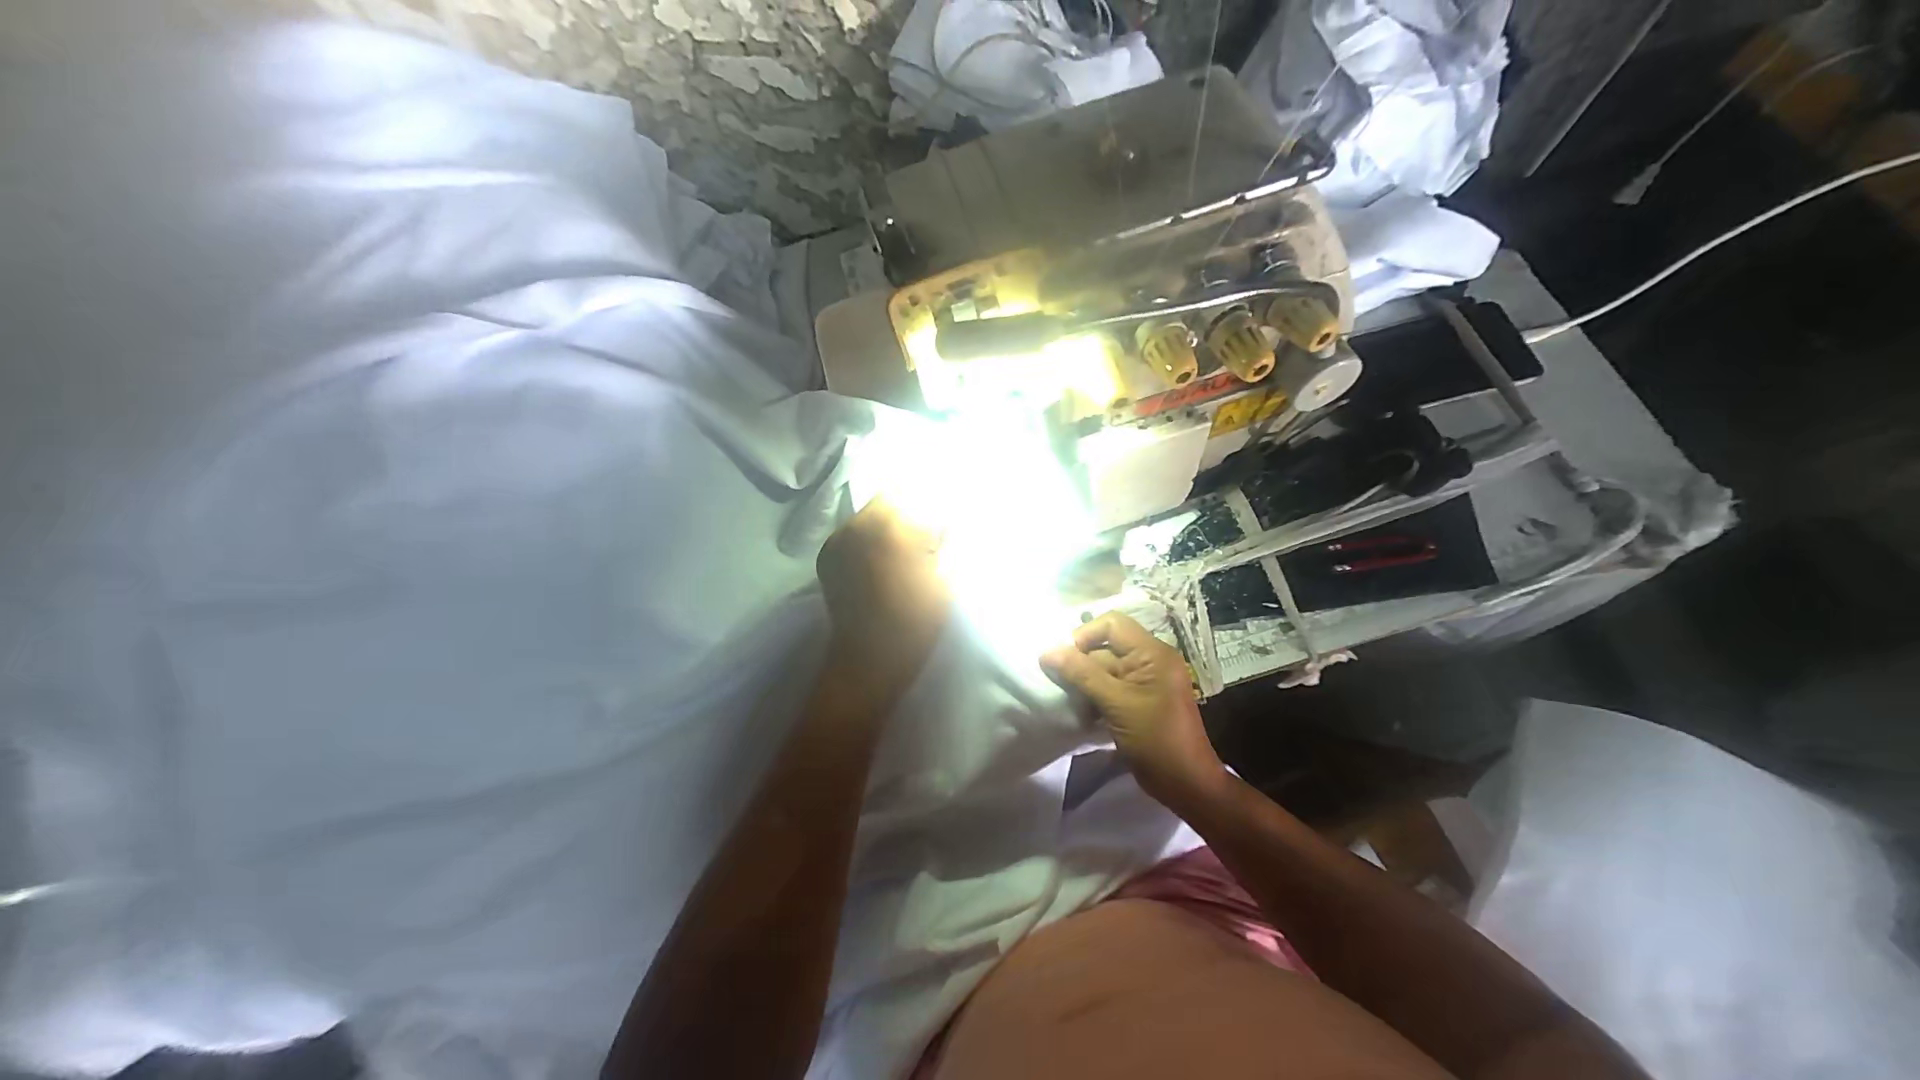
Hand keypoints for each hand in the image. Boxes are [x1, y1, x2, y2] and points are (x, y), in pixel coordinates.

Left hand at [817, 497, 950, 699]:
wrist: (870, 658)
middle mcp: (858, 525)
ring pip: (866, 519)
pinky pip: (850, 536)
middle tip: (917, 545)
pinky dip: (864, 543)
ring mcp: (837, 541)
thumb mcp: (944, 580)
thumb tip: (939, 528)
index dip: (927, 515)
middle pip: (885, 504)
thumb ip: (941, 545)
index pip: (914, 499)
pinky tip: (876, 567)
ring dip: (882, 530)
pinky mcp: (826, 558)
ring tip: (896, 557)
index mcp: (891, 527)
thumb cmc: (915, 621)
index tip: (936, 536)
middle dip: (903, 519)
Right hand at [1040, 613, 1227, 810]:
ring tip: (1071, 702)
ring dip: (1084, 683)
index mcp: (1152, 653)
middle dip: (1080, 664)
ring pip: (1103, 669)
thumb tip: (1047, 652)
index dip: (1085, 636)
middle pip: (1105, 647)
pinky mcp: (1137, 702)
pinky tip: (1082, 713)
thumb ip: (1081, 673)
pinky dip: (1093, 696)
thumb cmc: (1155, 738)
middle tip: (1062, 687)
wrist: (1184, 783)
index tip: (1065, 661)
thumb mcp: (1116, 702)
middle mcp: (1150, 661)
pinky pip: (1110, 688)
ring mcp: (1144, 683)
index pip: (1112, 624)